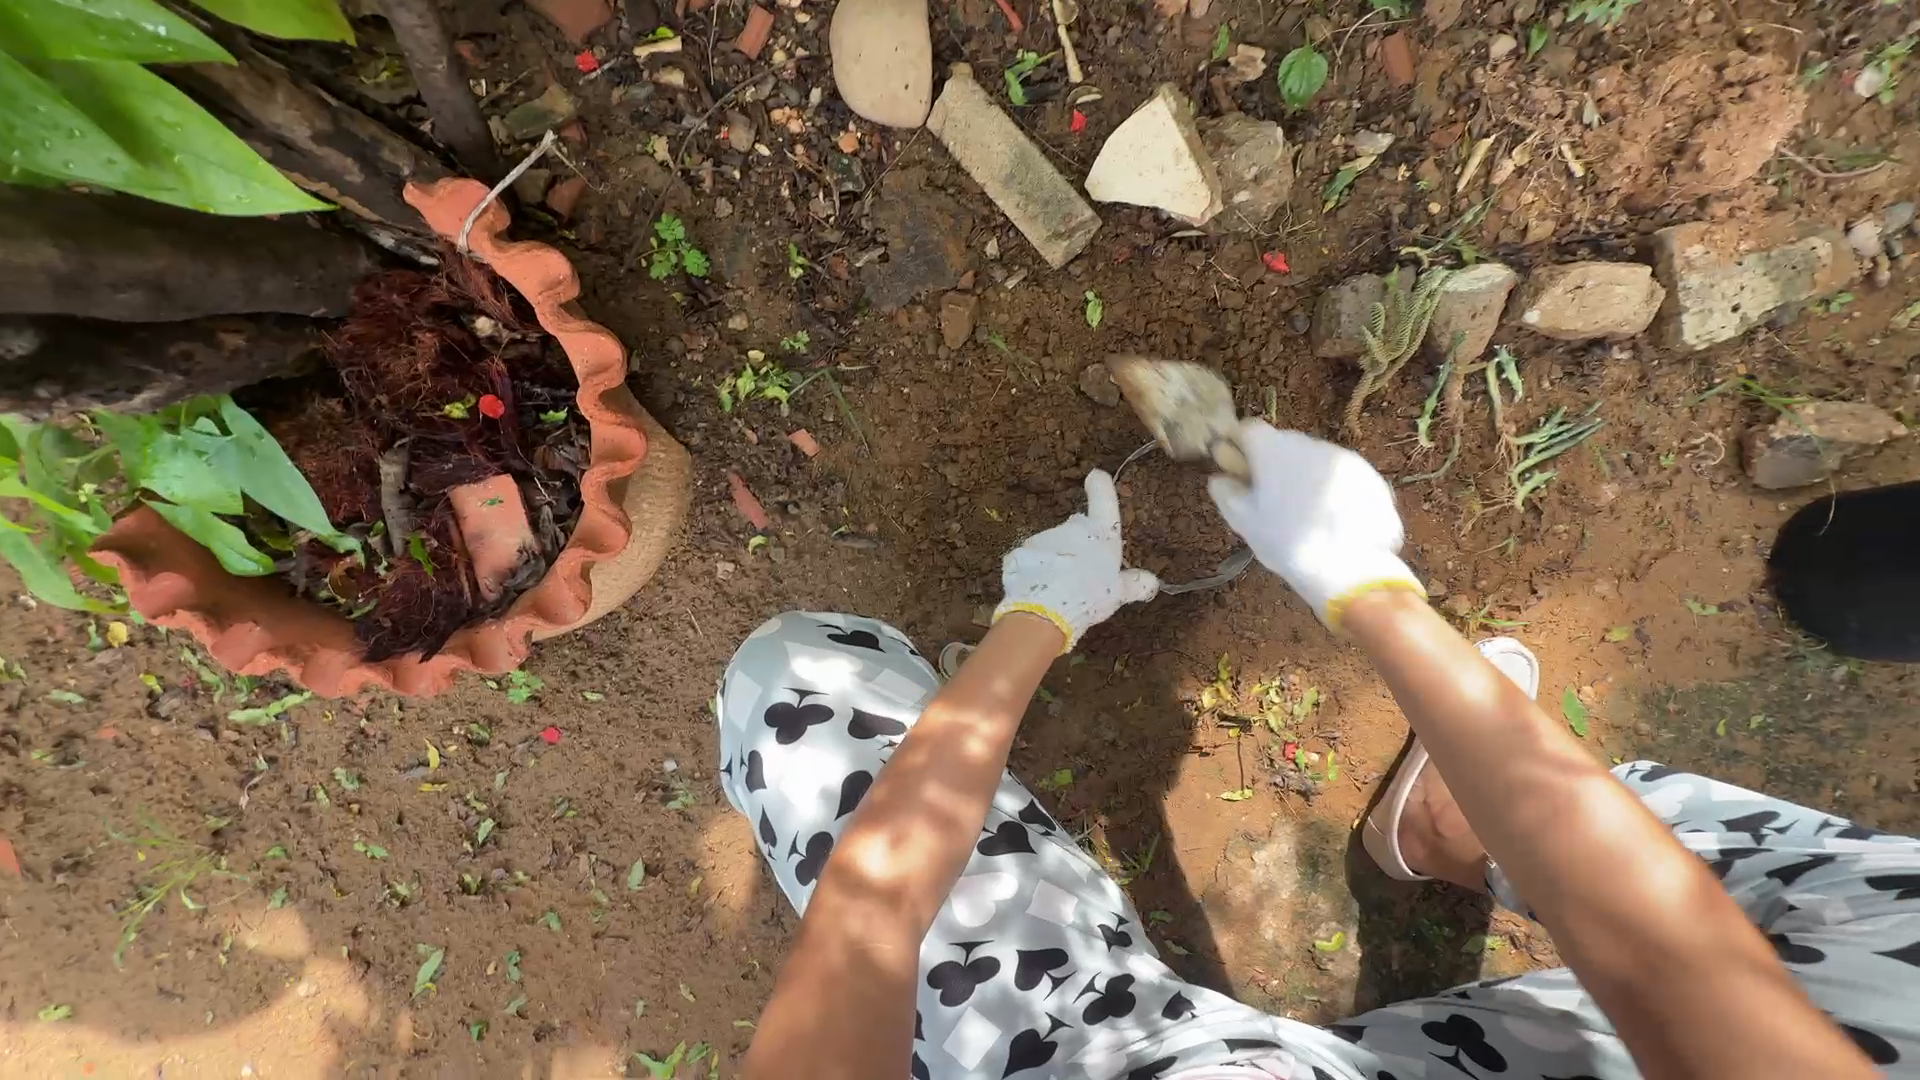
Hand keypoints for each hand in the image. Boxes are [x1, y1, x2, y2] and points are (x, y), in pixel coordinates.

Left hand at [995, 469, 1159, 651]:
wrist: (1045, 608)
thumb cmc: (1091, 596)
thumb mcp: (1118, 594)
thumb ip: (1133, 584)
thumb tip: (1152, 581)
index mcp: (1099, 534)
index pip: (1103, 501)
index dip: (1101, 486)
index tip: (1096, 475)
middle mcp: (1071, 528)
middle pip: (1076, 529)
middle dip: (1079, 545)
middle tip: (1083, 574)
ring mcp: (1044, 538)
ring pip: (1053, 546)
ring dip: (1057, 561)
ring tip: (1060, 590)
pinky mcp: (1020, 552)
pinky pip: (1031, 560)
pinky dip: (1036, 571)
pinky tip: (1040, 591)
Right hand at [1207, 419, 1423, 630]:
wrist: (1348, 569)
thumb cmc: (1284, 542)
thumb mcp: (1243, 520)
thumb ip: (1226, 492)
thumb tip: (1221, 478)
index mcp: (1275, 450)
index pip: (1249, 429)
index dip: (1239, 447)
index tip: (1238, 470)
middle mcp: (1311, 444)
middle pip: (1284, 444)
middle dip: (1274, 464)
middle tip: (1269, 498)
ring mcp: (1346, 459)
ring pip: (1315, 459)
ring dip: (1304, 476)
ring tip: (1304, 514)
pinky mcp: (1371, 477)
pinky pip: (1341, 476)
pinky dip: (1332, 490)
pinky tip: (1330, 521)